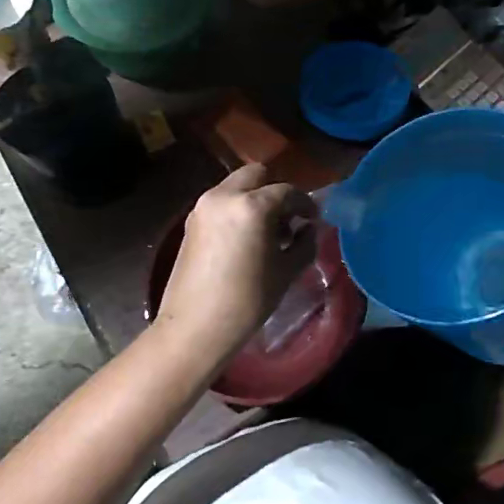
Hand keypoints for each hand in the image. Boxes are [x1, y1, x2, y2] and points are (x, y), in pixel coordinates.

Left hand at [154, 165, 316, 357]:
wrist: (195, 327)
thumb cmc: (247, 302)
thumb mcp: (286, 272)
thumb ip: (304, 243)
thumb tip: (309, 228)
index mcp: (251, 206)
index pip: (287, 191)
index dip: (305, 204)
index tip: (313, 219)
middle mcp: (223, 196)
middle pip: (256, 176)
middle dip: (275, 192)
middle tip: (287, 221)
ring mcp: (202, 207)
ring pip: (236, 187)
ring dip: (254, 199)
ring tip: (266, 234)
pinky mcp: (190, 222)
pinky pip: (221, 203)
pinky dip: (236, 210)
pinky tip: (245, 240)